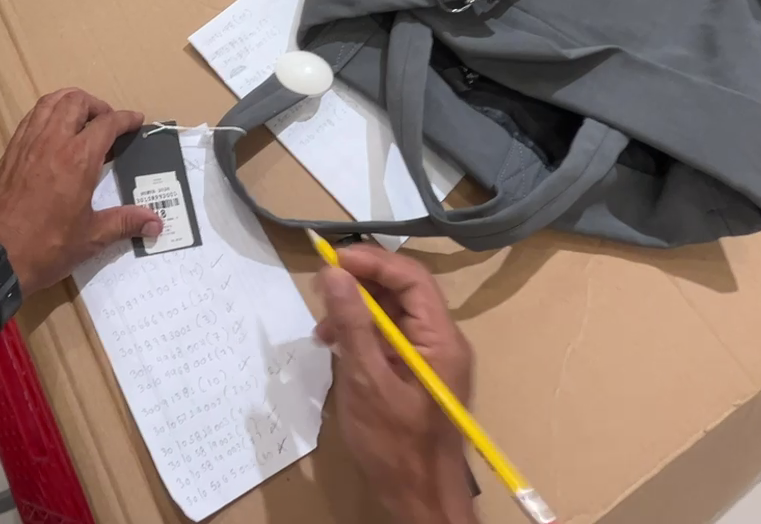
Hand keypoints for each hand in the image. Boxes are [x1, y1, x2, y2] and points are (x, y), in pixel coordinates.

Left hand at [0, 89, 161, 292]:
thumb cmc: (46, 246)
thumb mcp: (90, 237)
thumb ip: (125, 222)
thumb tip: (156, 223)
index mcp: (78, 157)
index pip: (107, 123)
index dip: (126, 119)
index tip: (136, 121)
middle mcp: (53, 140)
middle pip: (77, 101)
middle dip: (97, 106)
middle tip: (107, 123)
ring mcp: (28, 141)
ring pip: (51, 102)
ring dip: (71, 103)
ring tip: (82, 119)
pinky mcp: (11, 149)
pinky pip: (32, 116)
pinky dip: (48, 113)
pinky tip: (55, 131)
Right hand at [316, 245, 477, 523]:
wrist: (418, 502)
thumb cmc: (396, 445)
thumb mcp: (367, 380)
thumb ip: (352, 323)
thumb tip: (333, 272)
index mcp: (440, 339)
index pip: (411, 277)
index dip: (371, 261)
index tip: (331, 260)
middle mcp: (439, 339)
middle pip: (400, 288)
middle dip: (358, 281)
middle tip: (320, 285)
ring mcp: (426, 355)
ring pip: (389, 308)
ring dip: (353, 307)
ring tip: (323, 325)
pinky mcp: (411, 369)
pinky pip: (384, 333)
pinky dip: (356, 329)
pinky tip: (333, 344)